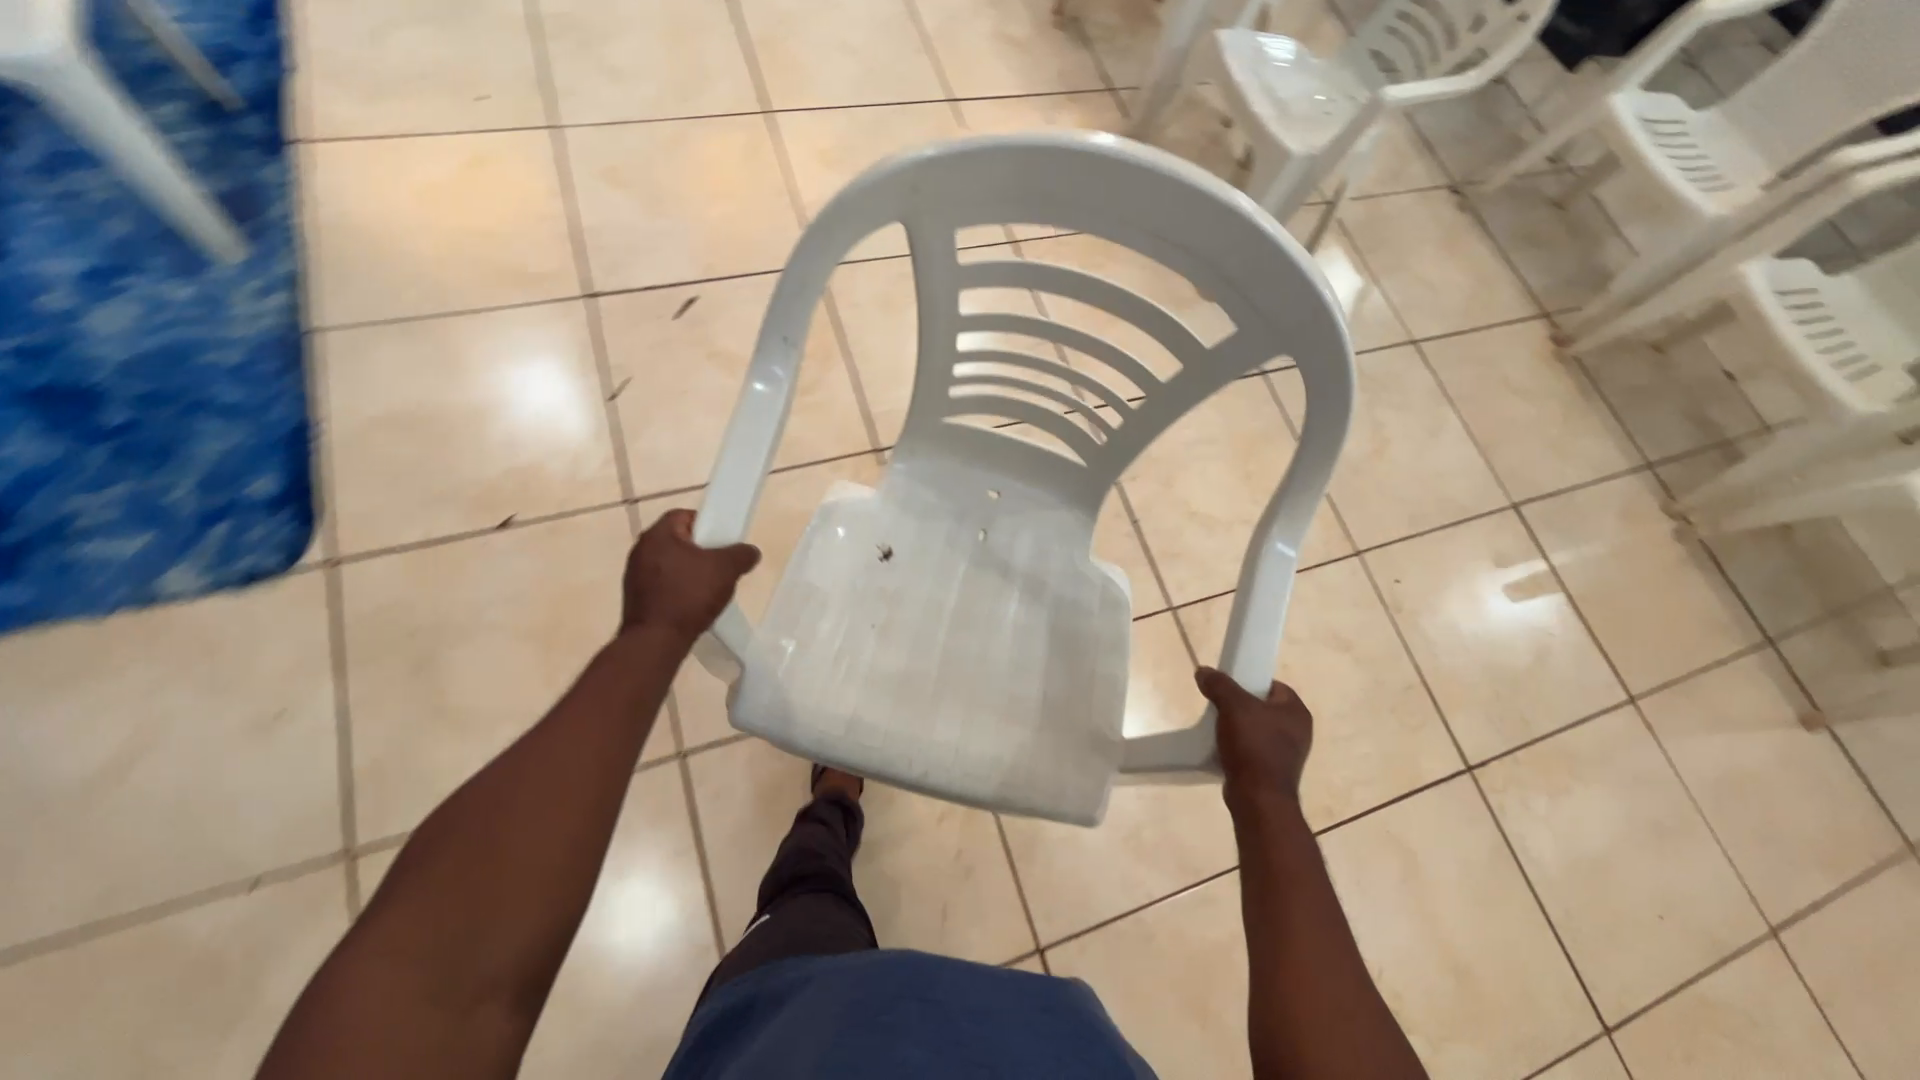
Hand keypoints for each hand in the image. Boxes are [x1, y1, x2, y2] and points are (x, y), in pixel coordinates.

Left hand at [620, 510, 761, 642]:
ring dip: (689, 572)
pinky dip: (678, 589)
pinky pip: (662, 584)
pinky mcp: (635, 597)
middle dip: (701, 551)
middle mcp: (641, 549)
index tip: (723, 541)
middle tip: (721, 565)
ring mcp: (634, 574)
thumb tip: (750, 552)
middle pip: (678, 540)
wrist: (656, 640)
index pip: (685, 515)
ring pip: (670, 563)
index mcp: (659, 534)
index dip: (708, 524)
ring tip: (709, 588)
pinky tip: (693, 605)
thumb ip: (741, 554)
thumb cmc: (689, 595)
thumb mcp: (726, 570)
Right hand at [1195, 668, 1312, 816]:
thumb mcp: (1233, 706)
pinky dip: (1239, 748)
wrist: (1257, 798)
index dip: (1250, 681)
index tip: (1228, 687)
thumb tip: (1204, 671)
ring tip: (1218, 728)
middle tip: (1219, 706)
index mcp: (1297, 712)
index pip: (1274, 685)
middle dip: (1240, 706)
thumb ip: (1219, 685)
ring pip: (1258, 730)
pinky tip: (1222, 749)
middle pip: (1264, 707)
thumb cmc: (1252, 746)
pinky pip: (1254, 750)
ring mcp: (1288, 754)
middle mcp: (1299, 731)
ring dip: (1238, 728)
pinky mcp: (1275, 771)